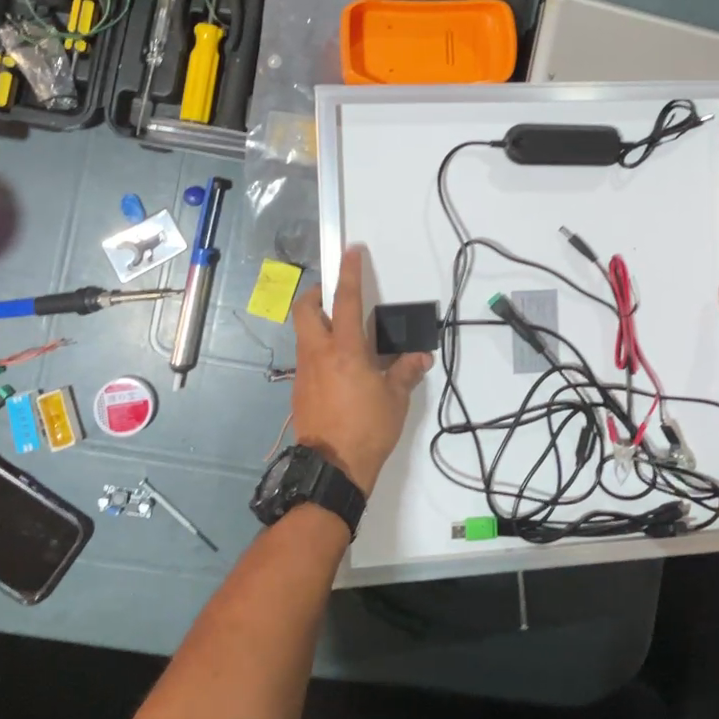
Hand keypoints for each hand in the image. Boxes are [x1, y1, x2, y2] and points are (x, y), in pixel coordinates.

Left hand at [291, 245, 433, 493]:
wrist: (331, 468)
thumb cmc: (367, 429)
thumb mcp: (395, 400)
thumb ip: (406, 372)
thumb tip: (419, 357)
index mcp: (344, 350)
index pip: (346, 300)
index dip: (350, 273)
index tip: (351, 251)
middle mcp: (318, 353)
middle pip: (305, 309)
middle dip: (316, 295)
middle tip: (333, 296)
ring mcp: (304, 371)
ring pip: (303, 334)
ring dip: (318, 324)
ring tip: (342, 334)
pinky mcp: (299, 390)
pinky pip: (307, 358)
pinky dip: (319, 351)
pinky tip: (338, 368)